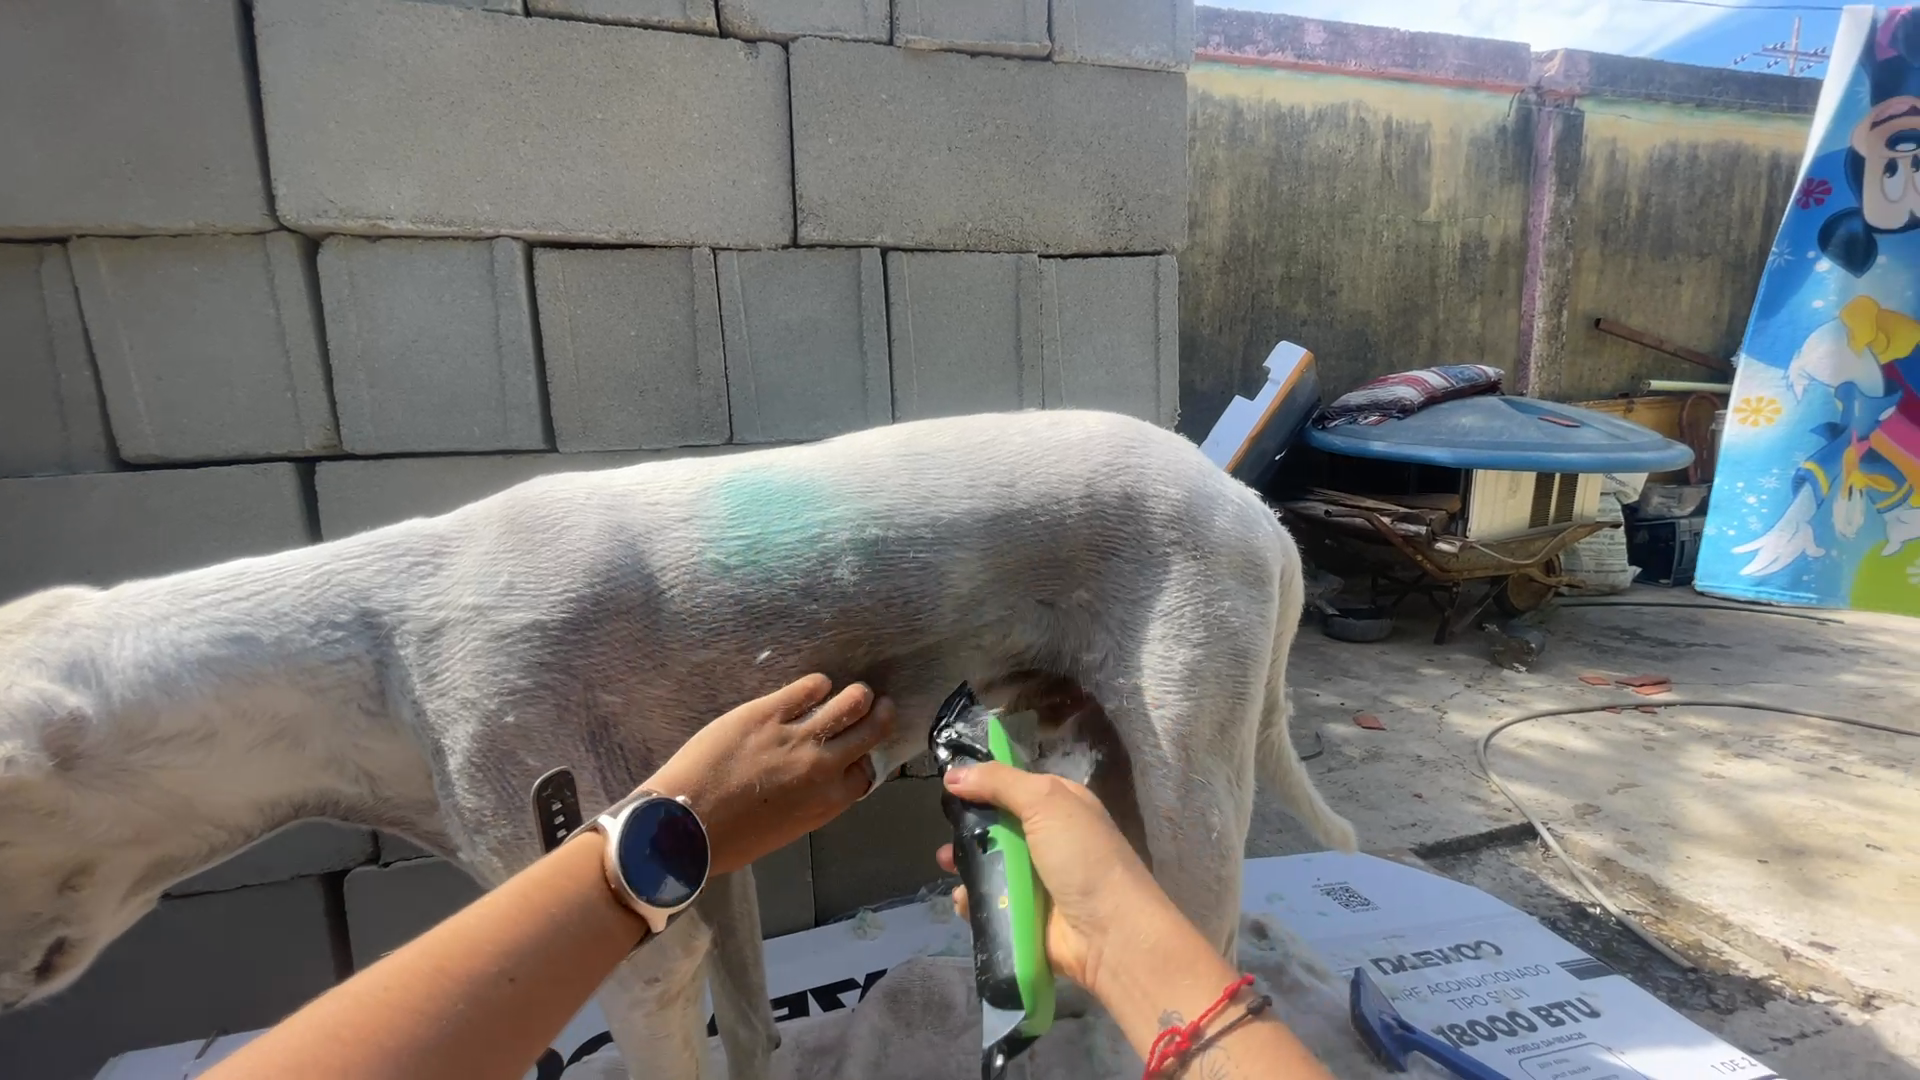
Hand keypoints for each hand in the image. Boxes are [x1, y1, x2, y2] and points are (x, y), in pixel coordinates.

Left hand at [644, 675, 894, 875]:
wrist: (680, 826)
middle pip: (871, 729)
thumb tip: (824, 776)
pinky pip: (810, 686)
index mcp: (827, 801)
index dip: (867, 756)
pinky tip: (815, 687)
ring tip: (853, 692)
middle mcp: (822, 766)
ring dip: (857, 695)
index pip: (868, 769)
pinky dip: (818, 685)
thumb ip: (814, 800)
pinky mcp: (769, 711)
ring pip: (850, 702)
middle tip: (880, 705)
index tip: (862, 748)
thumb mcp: (787, 829)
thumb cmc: (730, 840)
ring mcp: (797, 735)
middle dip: (880, 714)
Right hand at [935, 764, 1175, 998]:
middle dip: (968, 827)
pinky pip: (990, 902)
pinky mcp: (1025, 915)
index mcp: (1059, 804)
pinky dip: (972, 901)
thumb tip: (952, 773)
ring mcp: (1036, 879)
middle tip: (946, 832)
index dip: (982, 783)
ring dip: (964, 864)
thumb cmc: (1082, 856)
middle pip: (996, 824)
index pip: (1013, 785)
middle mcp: (1047, 837)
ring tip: (946, 864)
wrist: (1113, 935)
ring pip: (988, 863)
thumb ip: (998, 782)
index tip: (948, 786)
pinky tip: (962, 900)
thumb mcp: (1045, 802)